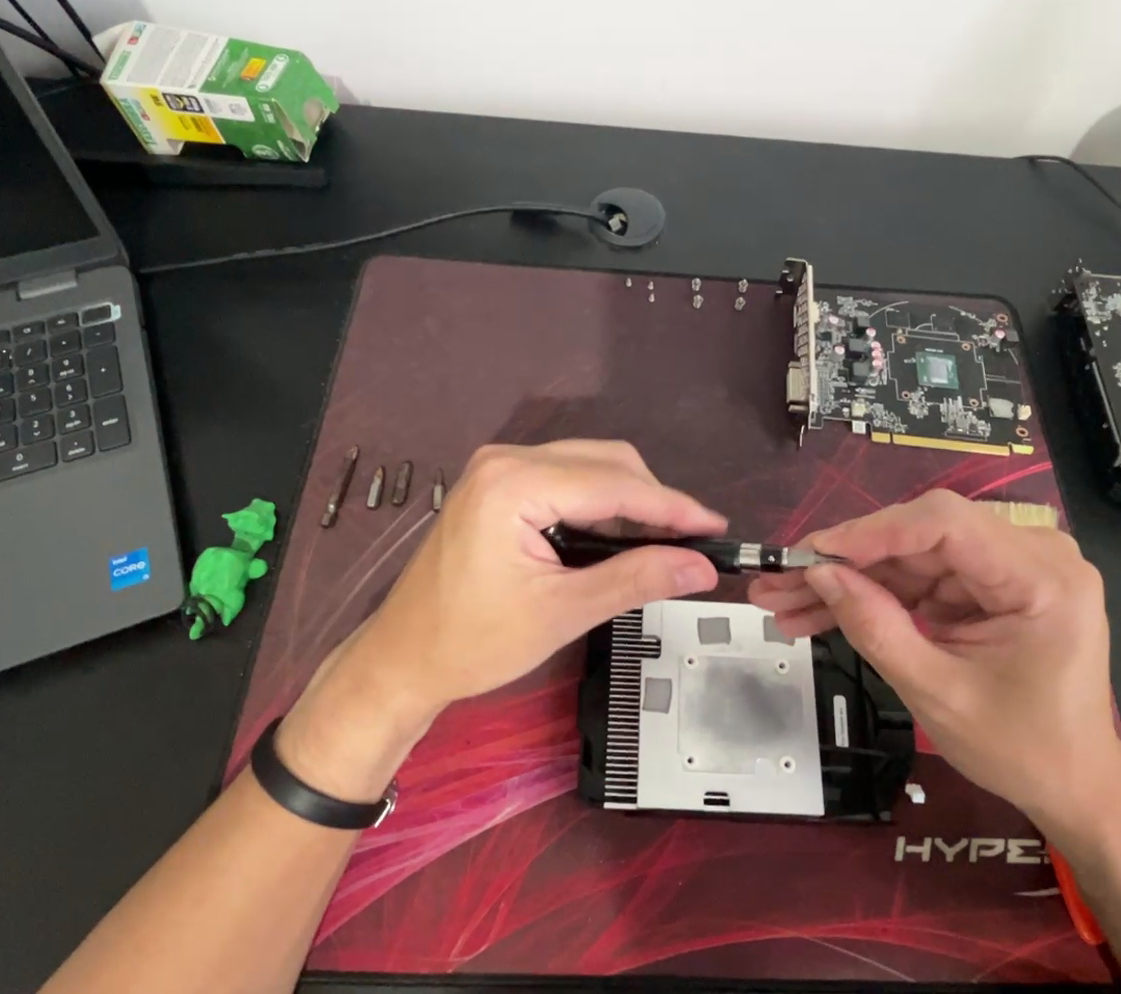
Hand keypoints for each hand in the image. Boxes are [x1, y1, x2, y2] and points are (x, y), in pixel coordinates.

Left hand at [279, 441, 724, 798]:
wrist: (403, 659)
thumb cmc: (473, 642)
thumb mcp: (563, 612)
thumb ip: (636, 579)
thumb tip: (701, 567)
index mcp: (514, 484)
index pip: (615, 484)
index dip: (673, 507)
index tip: (717, 527)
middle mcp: (505, 460)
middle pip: (605, 462)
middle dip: (653, 500)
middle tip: (692, 544)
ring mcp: (496, 469)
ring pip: (588, 465)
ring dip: (629, 499)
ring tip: (664, 542)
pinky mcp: (496, 484)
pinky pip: (565, 478)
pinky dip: (599, 502)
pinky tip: (620, 534)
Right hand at [747, 490, 1120, 825]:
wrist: (1072, 783)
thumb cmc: (1020, 749)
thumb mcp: (937, 693)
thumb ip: (876, 629)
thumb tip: (818, 574)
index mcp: (1043, 579)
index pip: (945, 525)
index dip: (870, 532)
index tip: (809, 555)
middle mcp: (1033, 555)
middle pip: (920, 536)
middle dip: (846, 561)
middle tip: (778, 584)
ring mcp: (1010, 566)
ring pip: (909, 555)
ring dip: (848, 580)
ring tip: (783, 603)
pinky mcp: (988, 582)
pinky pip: (918, 576)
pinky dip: (872, 595)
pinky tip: (820, 610)